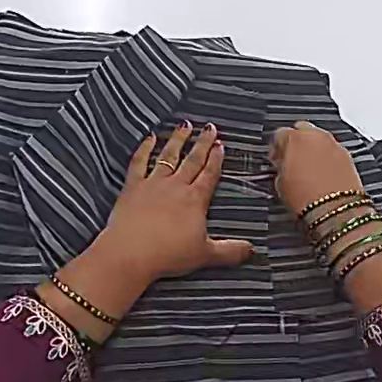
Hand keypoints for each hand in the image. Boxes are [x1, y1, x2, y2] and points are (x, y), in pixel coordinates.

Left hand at [93, 123, 254, 283]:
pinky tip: (150, 138)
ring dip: (178, 139)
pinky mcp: (133, 187)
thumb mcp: (206, 255)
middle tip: (210, 128)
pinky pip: (140, 162)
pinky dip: (145, 148)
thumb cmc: (168, 254)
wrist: (130, 254)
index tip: (221, 145)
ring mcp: (153, 184)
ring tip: (185, 125)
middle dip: (203, 143)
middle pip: (193, 160)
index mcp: (195, 199)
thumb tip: (251, 251)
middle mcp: (176, 186)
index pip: (210, 173)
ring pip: (169, 155)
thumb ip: (230, 251)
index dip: (216, 158)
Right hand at [270, 121, 365, 217]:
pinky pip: (333, 151)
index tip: (276, 159)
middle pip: (302, 130)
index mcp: (295, 138)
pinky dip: (327, 158)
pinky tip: (323, 174)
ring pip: (319, 139)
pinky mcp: (348, 156)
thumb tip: (282, 165)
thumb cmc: (307, 198)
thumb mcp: (280, 183)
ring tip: (308, 169)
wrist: (336, 210)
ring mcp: (334, 145)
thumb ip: (280, 166)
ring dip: (313, 149)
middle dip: (296, 143)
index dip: (276, 147)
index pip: (280, 134)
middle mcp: (316, 136)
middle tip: (292, 160)